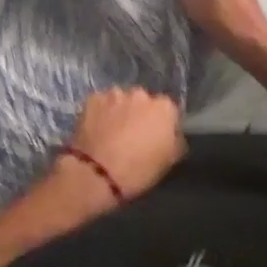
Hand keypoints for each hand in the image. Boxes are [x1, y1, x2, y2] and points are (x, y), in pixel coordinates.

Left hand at [64, 87, 184, 200]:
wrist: (97, 173)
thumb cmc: (138, 170)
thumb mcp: (169, 160)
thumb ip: (174, 139)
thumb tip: (172, 133)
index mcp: (163, 108)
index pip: (168, 110)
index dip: (163, 123)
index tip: (157, 136)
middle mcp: (140, 95)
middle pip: (143, 101)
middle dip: (140, 113)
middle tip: (134, 133)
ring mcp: (114, 94)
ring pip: (121, 99)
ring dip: (120, 110)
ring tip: (113, 130)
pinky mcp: (92, 98)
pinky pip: (101, 103)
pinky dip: (101, 112)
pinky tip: (97, 127)